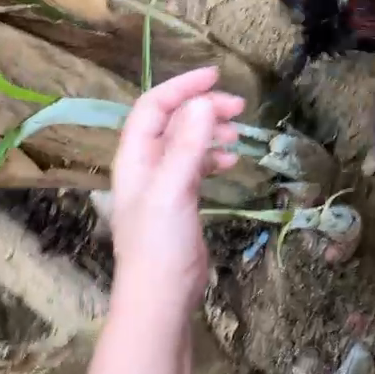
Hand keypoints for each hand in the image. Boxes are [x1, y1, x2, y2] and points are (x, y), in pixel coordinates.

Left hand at [108, 67, 244, 309]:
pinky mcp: (180, 201)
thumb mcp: (173, 190)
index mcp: (135, 158)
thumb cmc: (160, 244)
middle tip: (239, 106)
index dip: (181, 86)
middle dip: (203, 107)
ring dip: (211, 129)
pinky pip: (197, 163)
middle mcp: (146, 165)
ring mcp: (163, 184)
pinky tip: (230, 161)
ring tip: (238, 134)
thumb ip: (188, 145)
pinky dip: (214, 154)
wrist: (161, 298)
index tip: (216, 75)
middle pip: (173, 120)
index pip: (153, 106)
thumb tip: (204, 103)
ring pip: (187, 141)